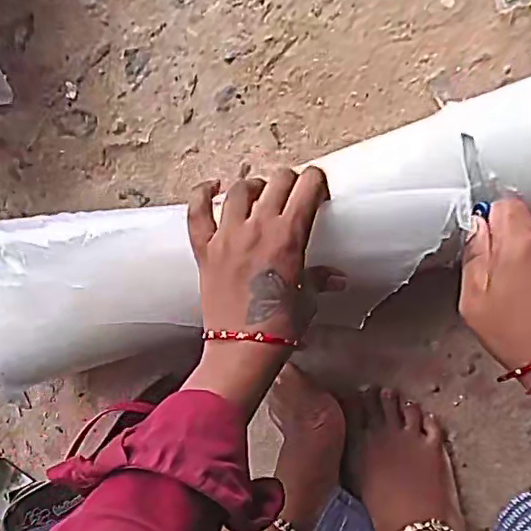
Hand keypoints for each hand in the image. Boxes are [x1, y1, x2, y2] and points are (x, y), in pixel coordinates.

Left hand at [187, 167, 341, 340]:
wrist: (243, 349)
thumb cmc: (276, 330)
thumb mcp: (307, 300)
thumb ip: (318, 280)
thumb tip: (333, 278)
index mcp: (288, 236)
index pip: (307, 185)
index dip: (315, 183)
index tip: (316, 191)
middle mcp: (257, 229)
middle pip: (277, 181)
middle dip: (289, 183)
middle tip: (291, 196)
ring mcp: (228, 238)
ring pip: (240, 189)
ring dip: (254, 187)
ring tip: (259, 195)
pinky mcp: (205, 251)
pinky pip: (197, 212)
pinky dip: (202, 194)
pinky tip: (212, 188)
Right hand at [458, 197, 530, 371]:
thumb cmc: (519, 335)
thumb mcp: (474, 301)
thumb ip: (474, 257)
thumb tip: (477, 230)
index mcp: (520, 241)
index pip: (503, 206)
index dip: (491, 227)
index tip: (488, 249)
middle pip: (527, 224)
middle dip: (516, 246)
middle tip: (509, 284)